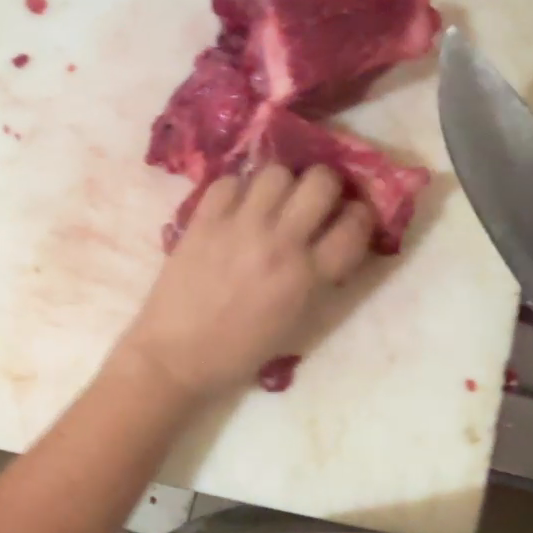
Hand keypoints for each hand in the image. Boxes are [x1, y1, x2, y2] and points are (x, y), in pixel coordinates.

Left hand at [115, 165, 374, 399]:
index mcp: (306, 278)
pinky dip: (235, 190)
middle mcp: (279, 244)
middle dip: (323, 187)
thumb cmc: (235, 356)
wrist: (174, 360)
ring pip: (275, 172)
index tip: (347, 220)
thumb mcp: (292, 326)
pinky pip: (228, 182)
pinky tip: (232, 210)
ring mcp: (239, 228)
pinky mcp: (202, 222)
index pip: (355, 225)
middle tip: (309, 202)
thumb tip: (328, 246)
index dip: (358, 217)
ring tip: (269, 203)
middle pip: (320, 182)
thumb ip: (316, 283)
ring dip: (279, 185)